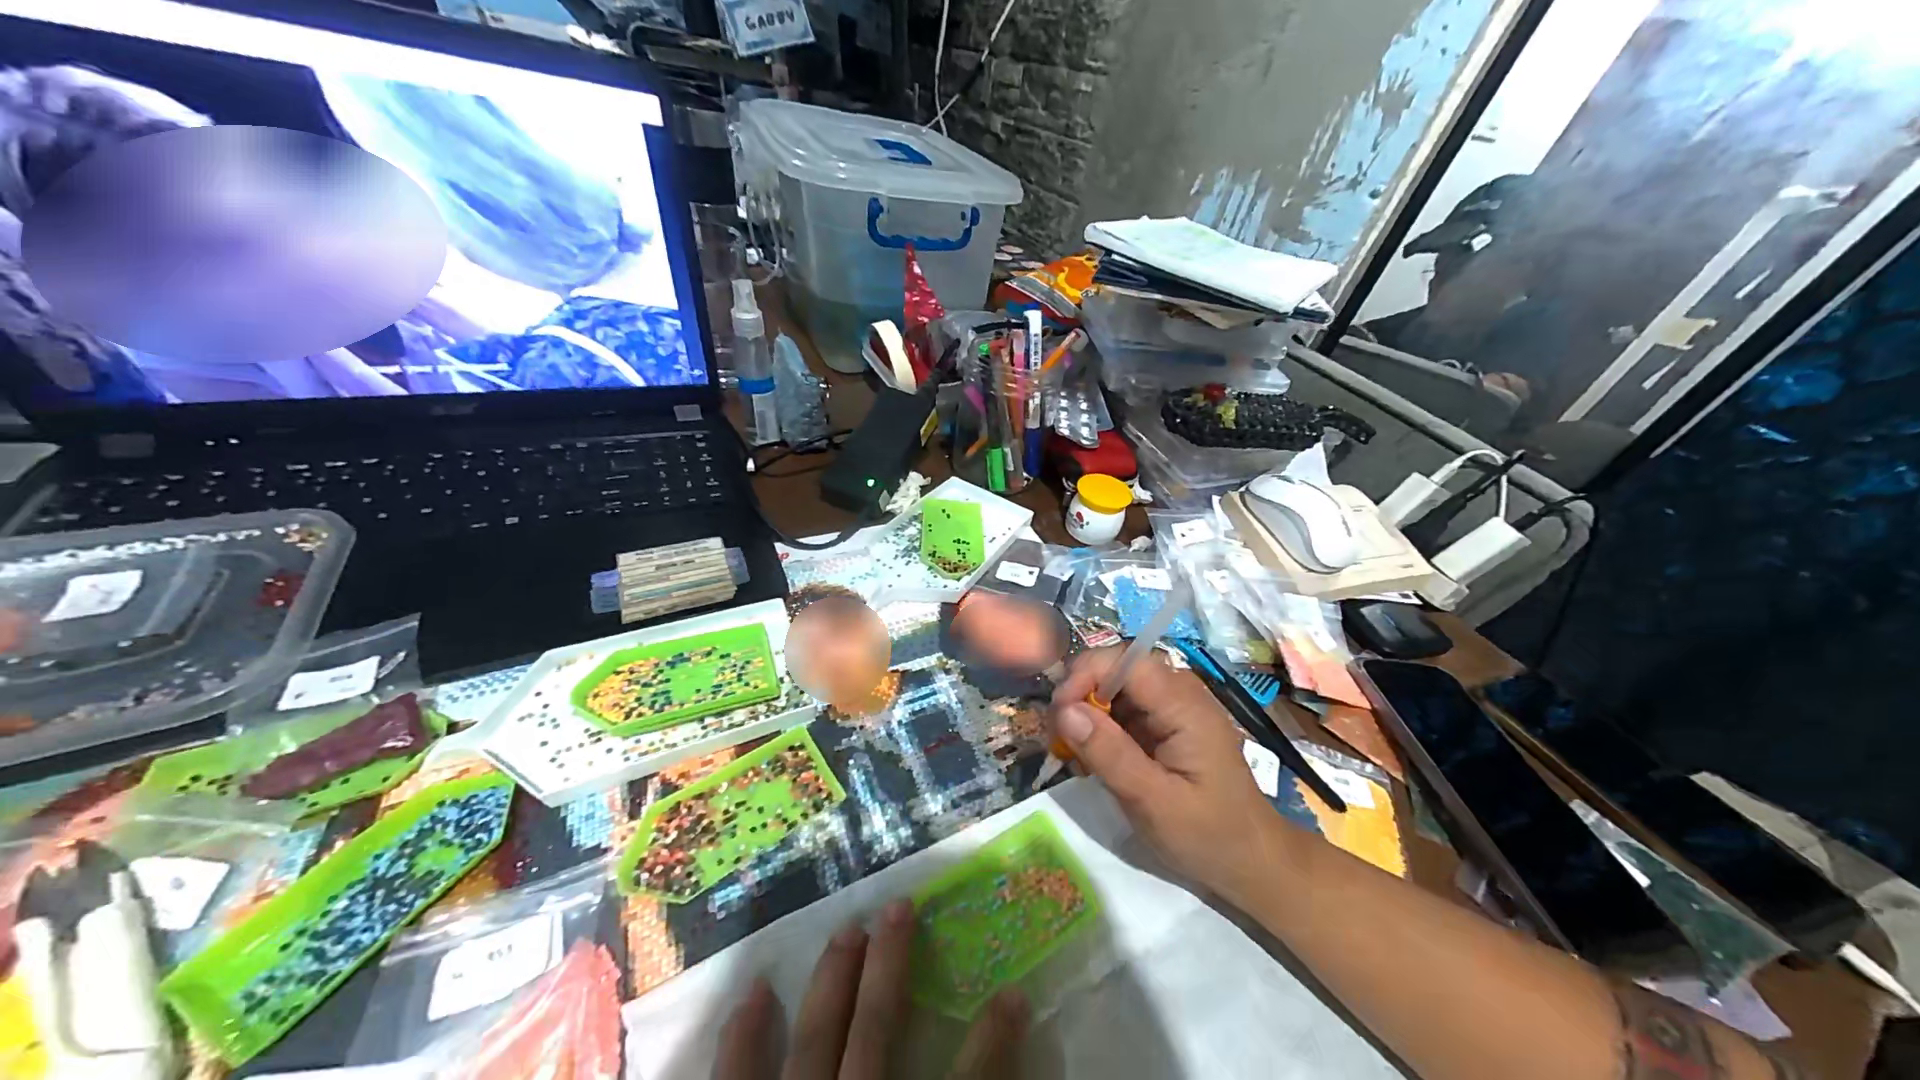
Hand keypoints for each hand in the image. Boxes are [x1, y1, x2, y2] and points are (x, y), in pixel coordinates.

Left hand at [713, 898, 1029, 1079]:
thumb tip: (1005, 1079)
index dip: (994, 1041)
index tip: (1016, 993)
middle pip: (878, 1033)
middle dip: (892, 967)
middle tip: (901, 906)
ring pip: (818, 1038)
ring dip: (835, 981)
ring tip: (848, 927)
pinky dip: (743, 1037)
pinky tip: (755, 991)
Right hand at [1049, 647, 1289, 900]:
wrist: (1253, 863)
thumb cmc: (1207, 835)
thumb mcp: (1152, 801)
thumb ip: (1109, 753)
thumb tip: (1064, 710)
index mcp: (1185, 707)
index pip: (1127, 661)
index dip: (1086, 674)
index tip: (1060, 713)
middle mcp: (1181, 696)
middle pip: (1119, 669)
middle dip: (1081, 694)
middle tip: (1059, 737)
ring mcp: (1175, 710)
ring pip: (1117, 688)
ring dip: (1087, 712)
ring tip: (1072, 752)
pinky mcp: (1167, 726)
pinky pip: (1125, 710)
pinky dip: (1101, 727)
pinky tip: (1091, 759)